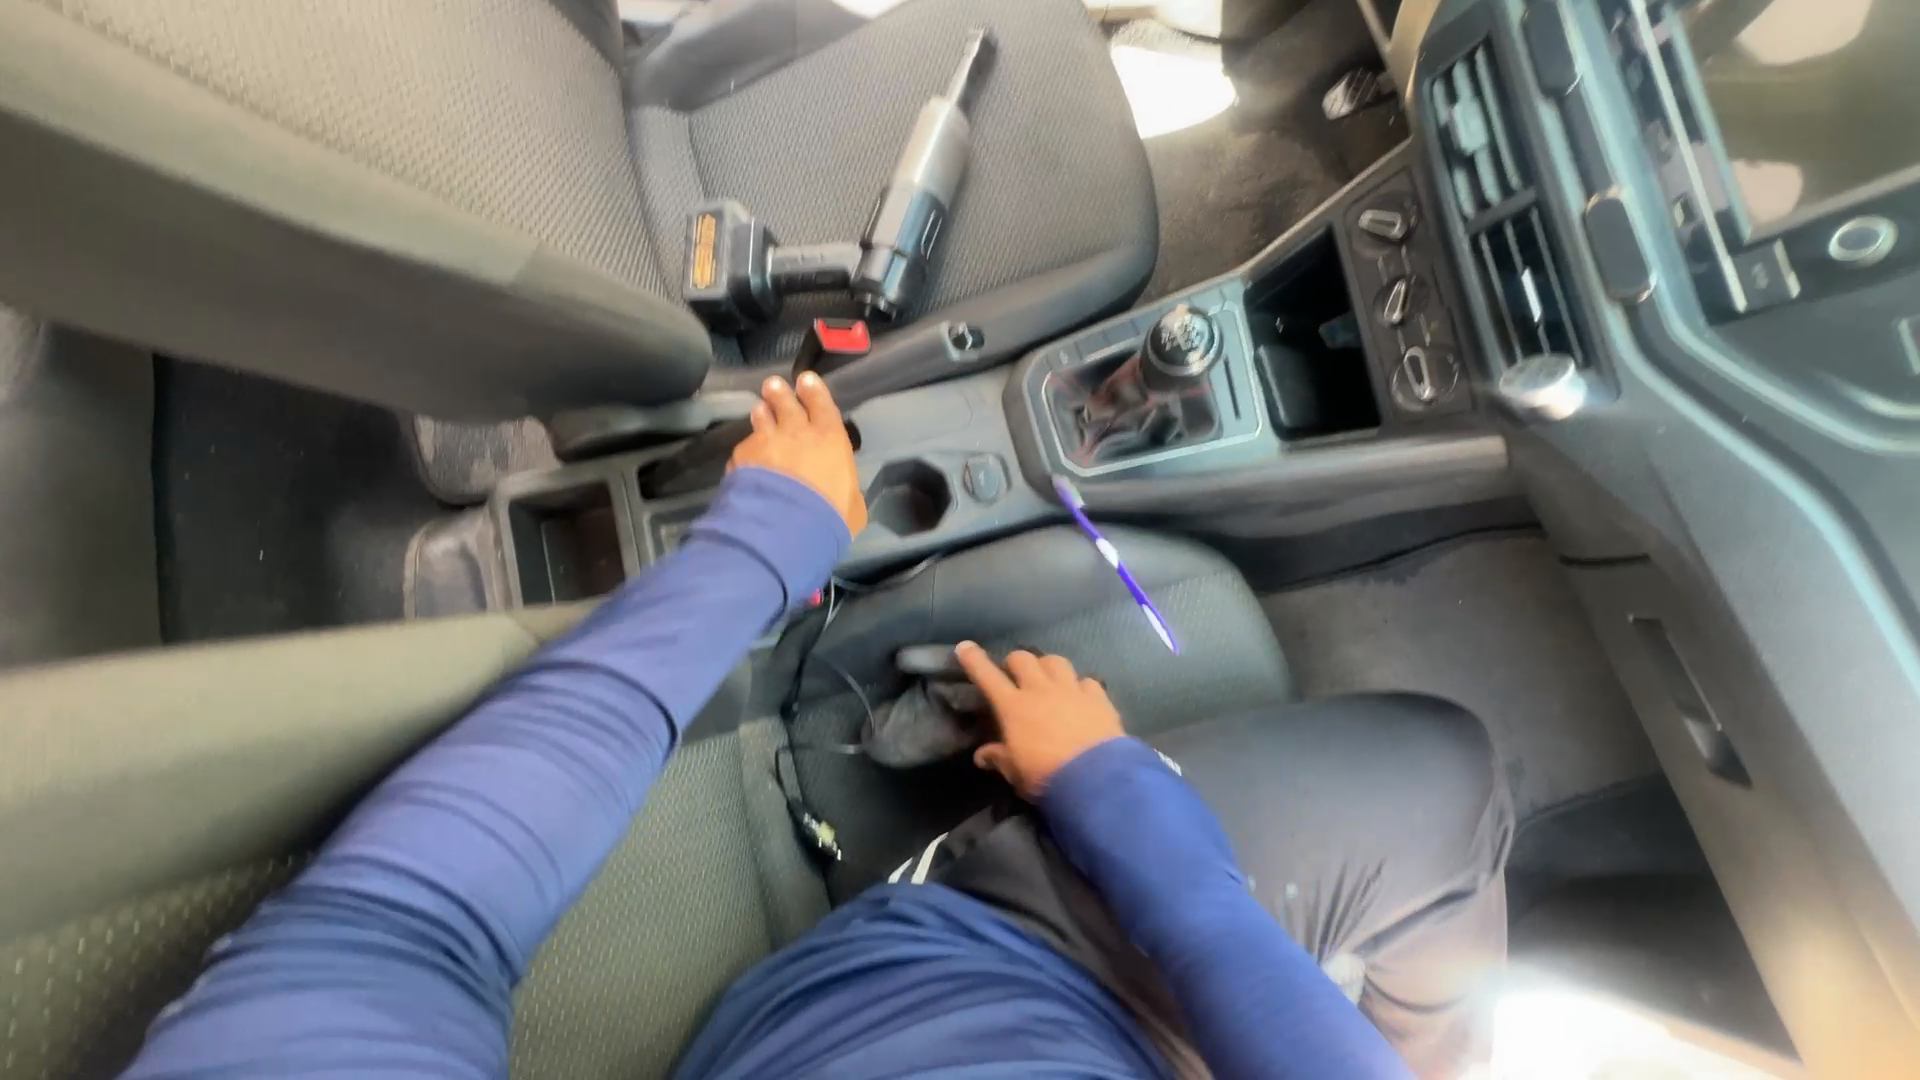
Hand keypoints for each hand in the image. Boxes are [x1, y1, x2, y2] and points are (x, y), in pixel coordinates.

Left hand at [730, 372, 866, 536]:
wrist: (784, 525)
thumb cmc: (829, 514)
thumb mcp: (852, 507)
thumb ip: (847, 493)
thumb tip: (846, 496)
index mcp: (830, 438)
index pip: (822, 405)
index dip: (814, 391)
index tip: (806, 380)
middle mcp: (796, 432)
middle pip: (786, 403)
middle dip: (780, 393)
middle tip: (774, 385)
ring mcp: (765, 441)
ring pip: (761, 418)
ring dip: (761, 413)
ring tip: (759, 409)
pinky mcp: (741, 457)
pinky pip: (745, 447)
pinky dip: (747, 449)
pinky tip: (745, 456)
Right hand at [954, 642, 1124, 798]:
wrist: (1095, 779)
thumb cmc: (1046, 777)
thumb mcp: (1016, 772)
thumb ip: (999, 758)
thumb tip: (982, 755)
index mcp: (1014, 707)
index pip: (988, 676)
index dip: (974, 660)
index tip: (965, 647)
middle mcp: (1040, 690)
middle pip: (1023, 659)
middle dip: (1015, 662)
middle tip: (1015, 674)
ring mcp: (1071, 690)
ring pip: (1055, 661)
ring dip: (1047, 666)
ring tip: (1048, 677)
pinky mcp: (1097, 698)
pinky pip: (1087, 680)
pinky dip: (1081, 685)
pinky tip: (1081, 695)